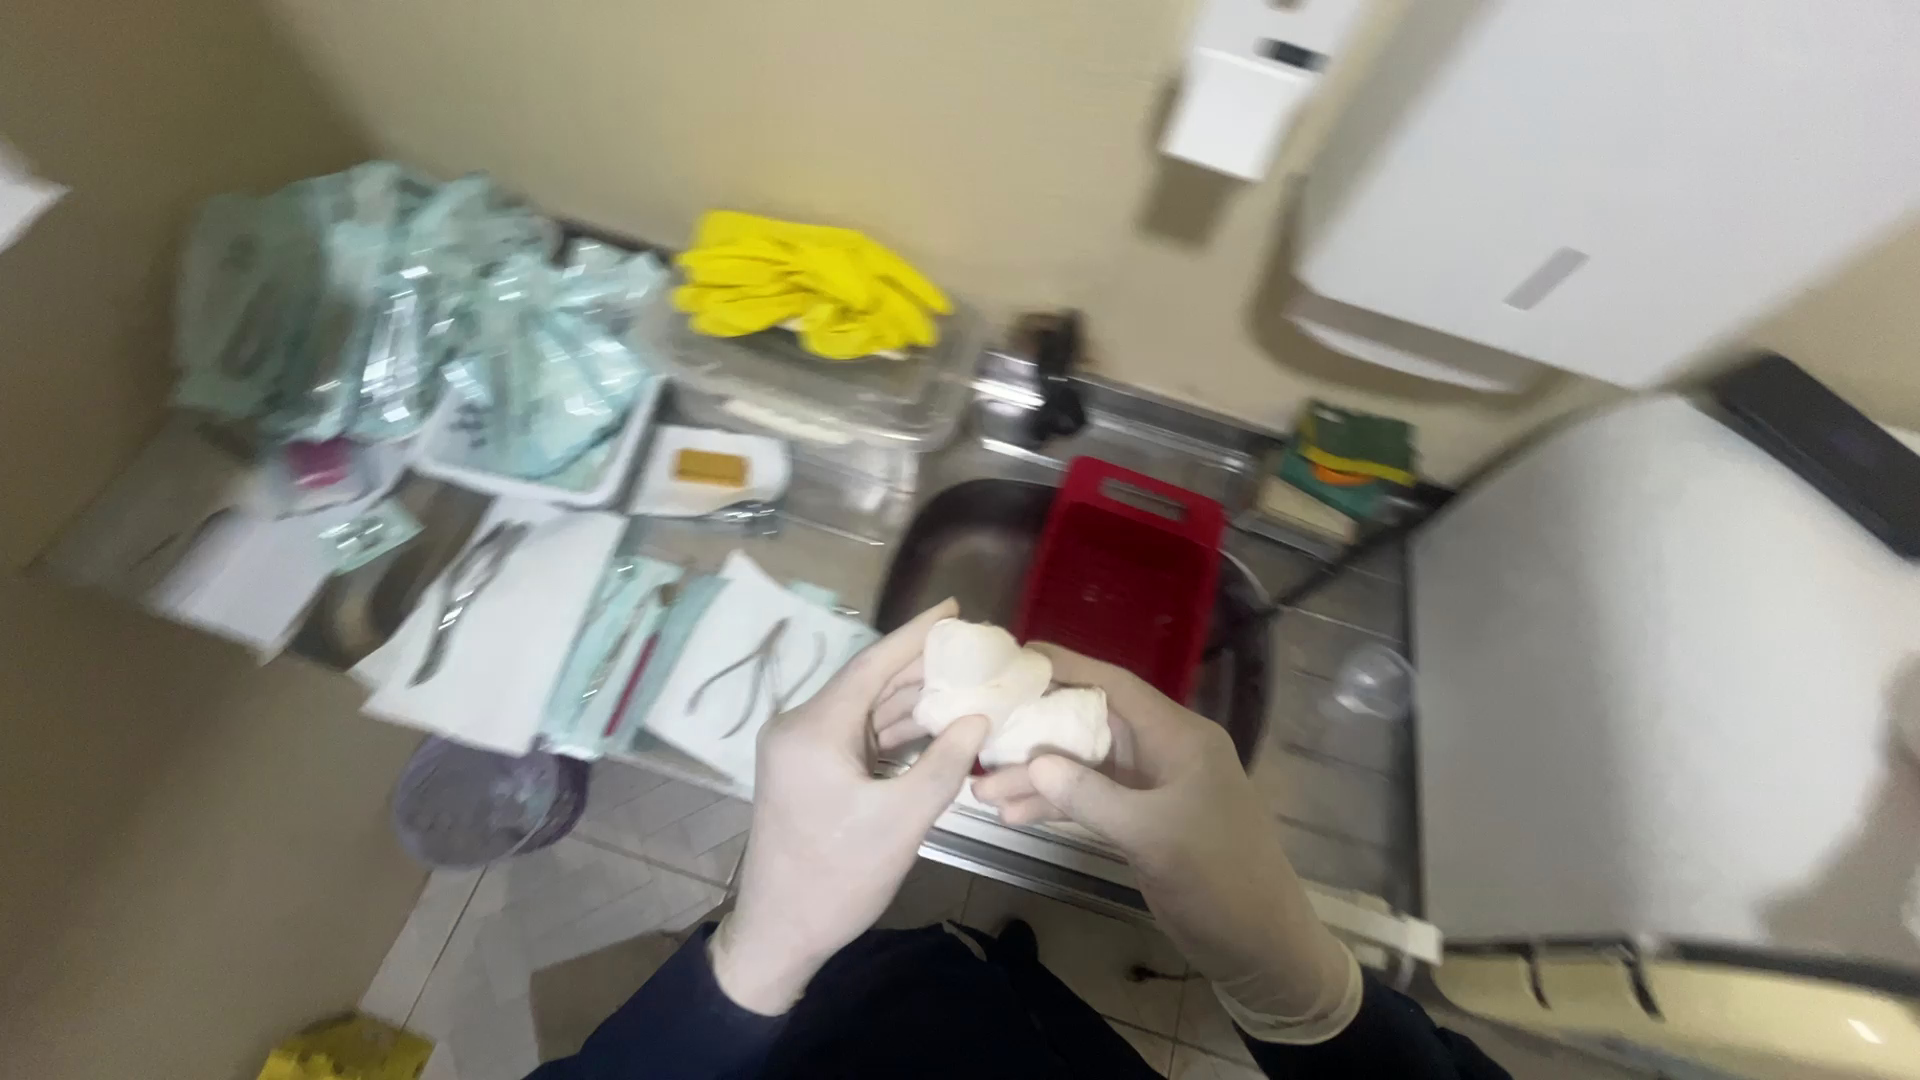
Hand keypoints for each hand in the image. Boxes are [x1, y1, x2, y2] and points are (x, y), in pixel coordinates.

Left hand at [709, 599, 989, 1014]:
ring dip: (909, 699)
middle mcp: (800, 726)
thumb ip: (943, 764)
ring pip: (864, 709)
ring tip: (962, 678)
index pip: (872, 664)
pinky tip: (932, 721)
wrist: (778, 936)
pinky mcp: (808, 767)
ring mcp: (802, 747)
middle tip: (971, 647)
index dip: (915, 634)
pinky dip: (893, 729)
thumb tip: (978, 718)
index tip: (952, 606)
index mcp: (813, 729)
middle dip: (920, 666)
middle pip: (869, 682)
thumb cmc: (837, 879)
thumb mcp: (901, 823)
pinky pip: (857, 734)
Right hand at [972, 644, 1358, 1033]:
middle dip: (1036, 734)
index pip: (1116, 686)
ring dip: (1037, 779)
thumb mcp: (1154, 836)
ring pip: (1083, 767)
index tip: (1018, 656)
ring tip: (982, 793)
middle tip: (983, 735)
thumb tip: (1033, 762)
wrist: (1262, 950)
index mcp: (1178, 737)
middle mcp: (1161, 751)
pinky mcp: (1139, 819)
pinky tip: (1013, 816)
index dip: (1068, 666)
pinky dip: (1055, 806)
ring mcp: (1149, 786)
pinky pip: (1088, 800)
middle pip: (1088, 726)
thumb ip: (1091, 797)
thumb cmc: (1220, 879)